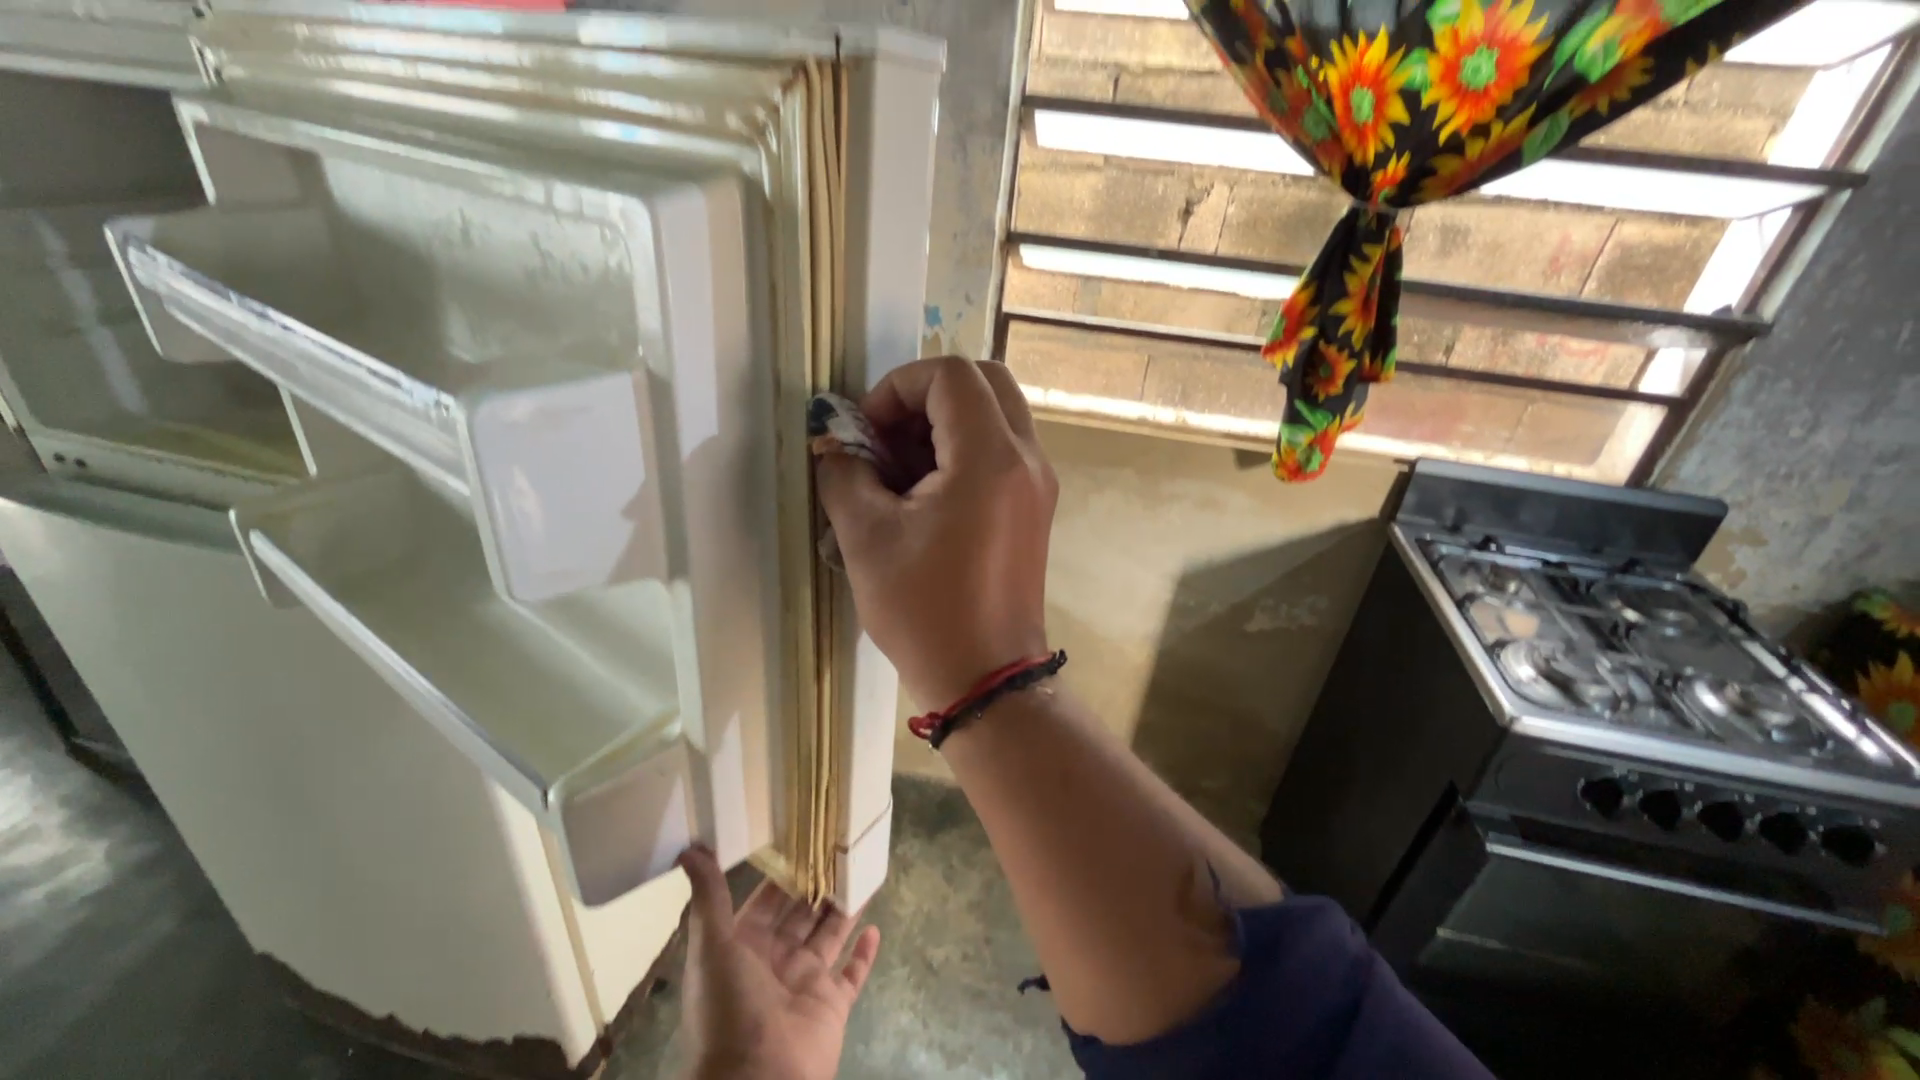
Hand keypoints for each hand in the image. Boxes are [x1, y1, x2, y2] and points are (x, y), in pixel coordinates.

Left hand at [676, 849, 879, 1079]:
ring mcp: (806, 982)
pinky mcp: (833, 1005)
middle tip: (843, 844)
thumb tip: (690, 848)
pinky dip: (864, 954)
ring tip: (863, 871)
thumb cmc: (730, 1009)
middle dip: (819, 882)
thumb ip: (709, 897)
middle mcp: (775, 960)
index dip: (786, 869)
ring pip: (830, 934)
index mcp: (743, 946)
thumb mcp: (712, 947)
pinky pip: (852, 974)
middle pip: (802, 912)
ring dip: (844, 906)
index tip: (805, 834)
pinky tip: (875, 928)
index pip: (768, 898)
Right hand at [813, 357, 1057, 707]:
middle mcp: (1026, 458)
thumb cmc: (924, 610)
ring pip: (995, 413)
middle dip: (925, 397)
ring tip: (900, 473)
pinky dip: (963, 450)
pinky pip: (1002, 449)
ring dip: (944, 424)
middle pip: (983, 381)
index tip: (866, 434)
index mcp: (990, 457)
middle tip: (887, 441)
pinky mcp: (1034, 507)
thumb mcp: (866, 538)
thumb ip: (844, 474)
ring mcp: (1038, 482)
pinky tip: (925, 497)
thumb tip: (835, 446)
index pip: (948, 374)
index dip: (896, 388)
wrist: (986, 679)